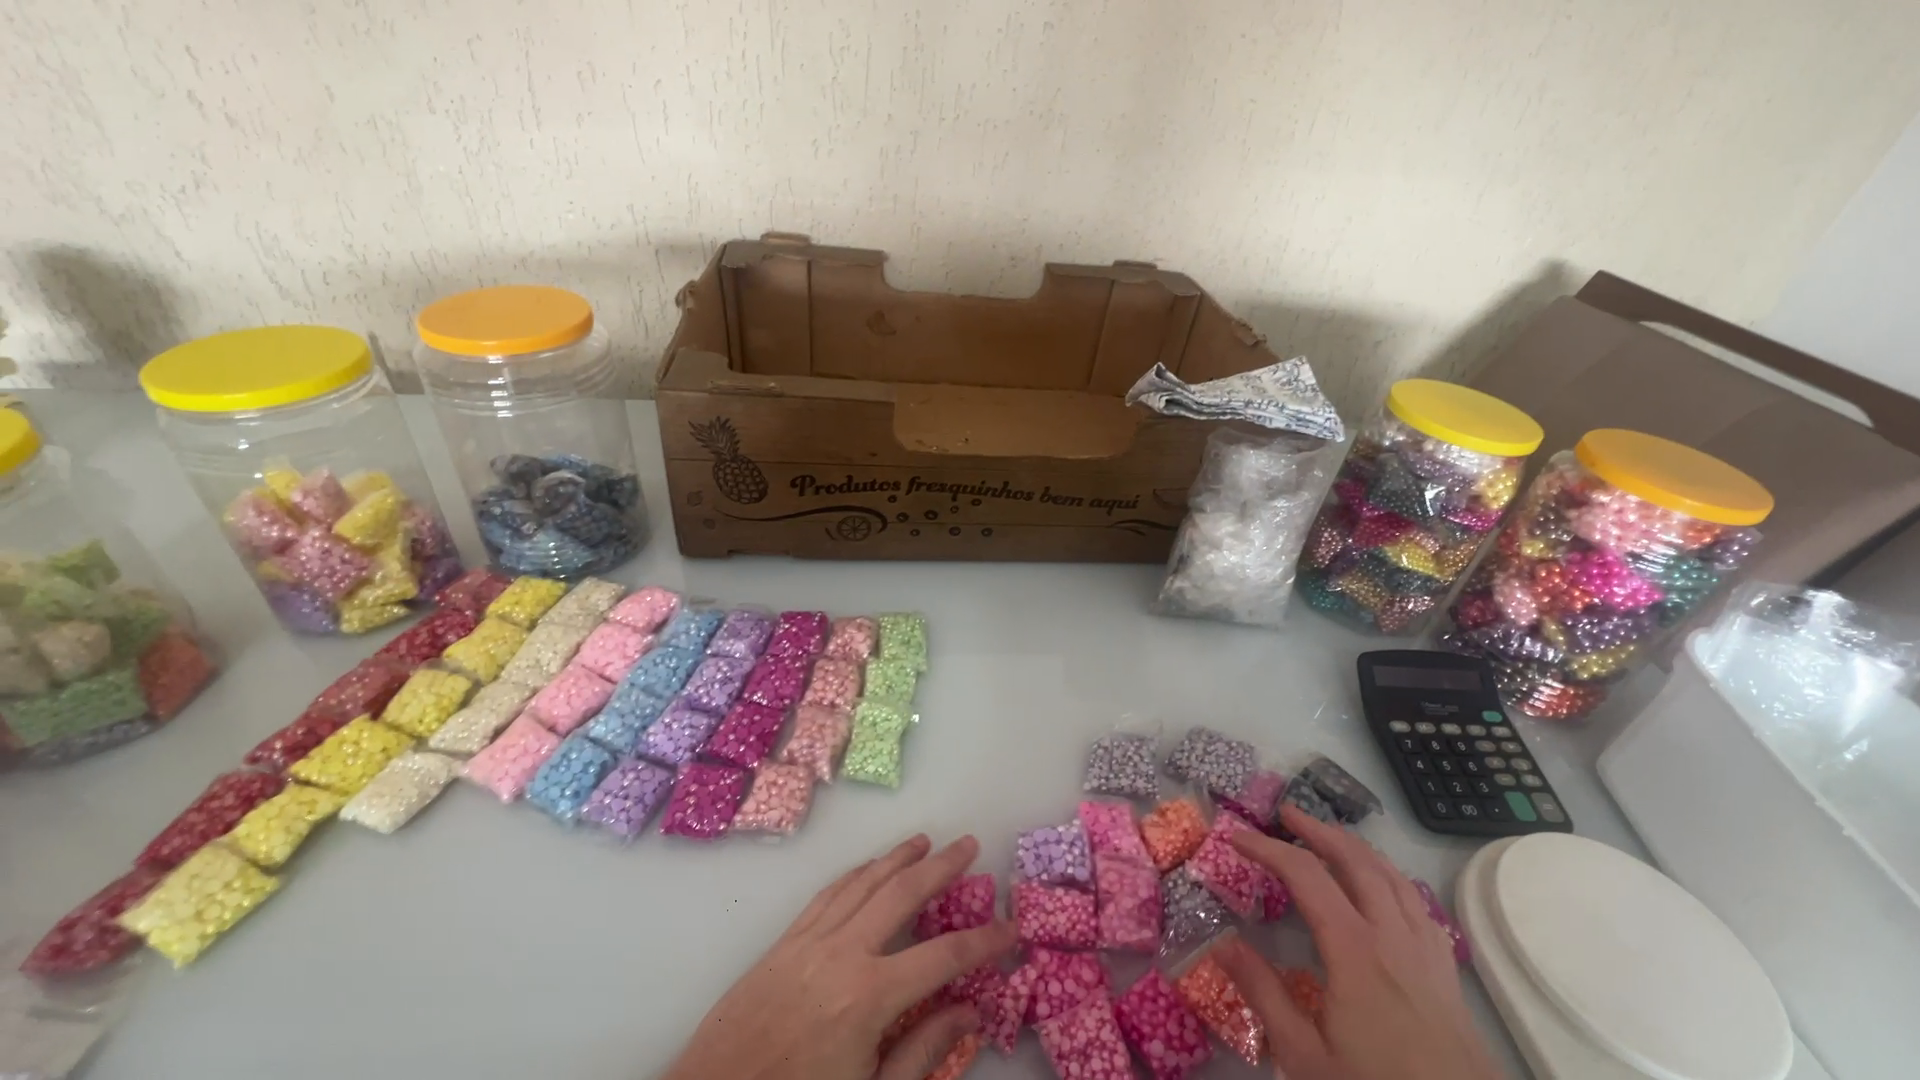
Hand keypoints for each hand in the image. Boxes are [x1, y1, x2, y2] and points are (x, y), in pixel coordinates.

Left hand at [661, 834, 1017, 1079]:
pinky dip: (855, 874)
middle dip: (941, 867)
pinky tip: (868, 867)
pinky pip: (826, 895)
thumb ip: (924, 1049)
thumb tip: (971, 1010)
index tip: (1011, 926)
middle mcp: (843, 954)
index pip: (945, 956)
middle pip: (902, 894)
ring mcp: (810, 942)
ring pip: (863, 883)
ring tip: (925, 839)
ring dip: (897, 857)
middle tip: (969, 844)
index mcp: (871, 997)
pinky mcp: (784, 942)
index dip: (985, 940)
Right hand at [1216, 806, 1504, 1079]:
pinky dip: (1390, 877)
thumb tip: (1221, 943)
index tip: (1237, 837)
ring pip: (1392, 875)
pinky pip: (1417, 901)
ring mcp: (1425, 949)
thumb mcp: (1304, 1054)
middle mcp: (1393, 935)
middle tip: (1287, 813)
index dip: (1270, 849)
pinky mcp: (1445, 968)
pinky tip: (1382, 886)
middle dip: (1318, 830)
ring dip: (1356, 846)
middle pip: (1356, 861)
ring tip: (1329, 835)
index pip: (1306, 876)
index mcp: (1355, 950)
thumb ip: (1263, 994)